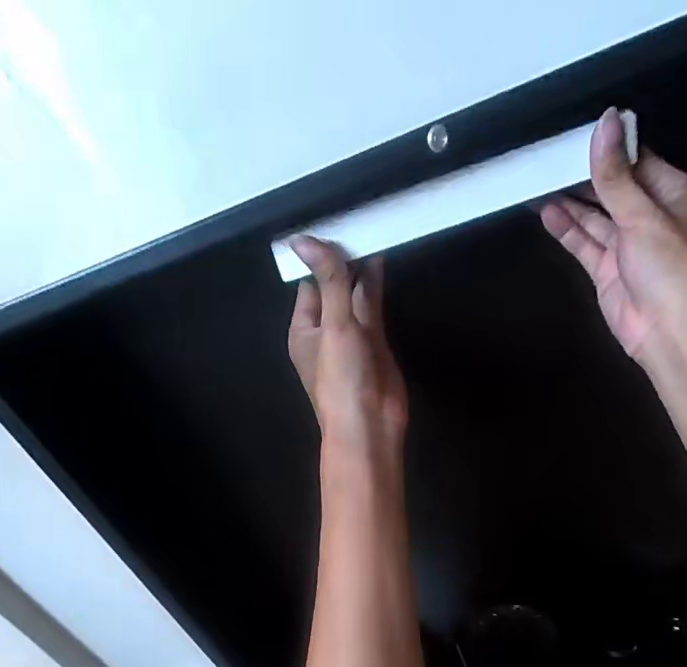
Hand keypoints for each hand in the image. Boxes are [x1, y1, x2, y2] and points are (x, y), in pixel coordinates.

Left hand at [287, 236, 407, 448]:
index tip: (334, 226)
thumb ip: (328, 281)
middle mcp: (327, 331)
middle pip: (334, 288)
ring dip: (362, 273)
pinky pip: (375, 310)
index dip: (320, 259)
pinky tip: (382, 264)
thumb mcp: (333, 325)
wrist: (370, 425)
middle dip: (343, 263)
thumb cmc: (342, 378)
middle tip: (357, 221)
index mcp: (304, 329)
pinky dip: (378, 289)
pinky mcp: (378, 345)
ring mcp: (354, 338)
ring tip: (371, 233)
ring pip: (356, 297)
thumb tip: (303, 239)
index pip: (310, 285)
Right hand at [539, 108, 686, 371]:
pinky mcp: (607, 271)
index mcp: (671, 194)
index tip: (576, 131)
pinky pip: (585, 243)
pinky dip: (567, 229)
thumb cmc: (669, 268)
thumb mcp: (642, 214)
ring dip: (570, 201)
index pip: (636, 160)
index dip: (608, 146)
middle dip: (584, 174)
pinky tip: (546, 212)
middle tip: (549, 156)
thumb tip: (605, 122)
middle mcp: (650, 217)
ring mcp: (627, 246)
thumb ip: (615, 174)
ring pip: (594, 216)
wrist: (670, 332)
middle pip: (612, 187)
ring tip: (538, 181)